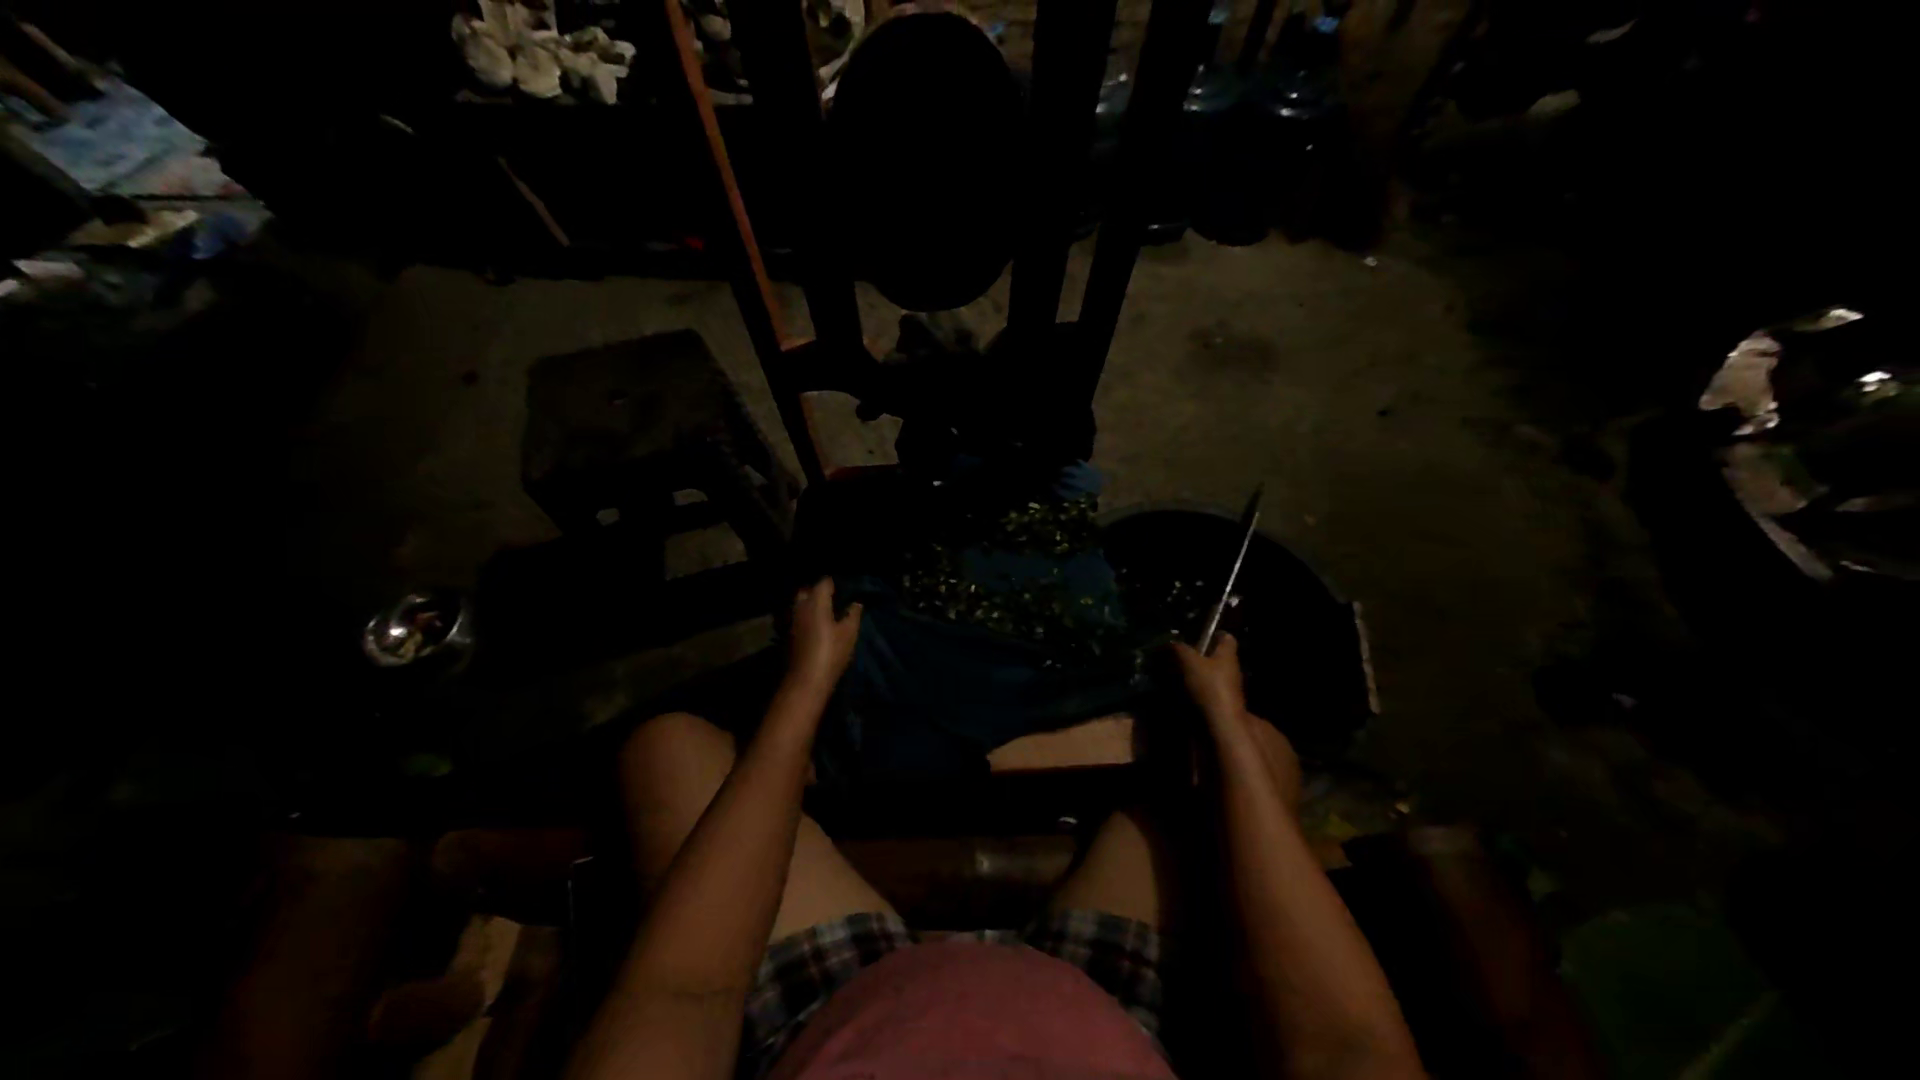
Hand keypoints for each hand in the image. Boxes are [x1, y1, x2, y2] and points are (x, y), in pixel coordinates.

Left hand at [785, 578, 862, 695]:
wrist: (807, 680)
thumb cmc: (831, 653)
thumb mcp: (849, 633)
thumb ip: (853, 614)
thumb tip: (855, 603)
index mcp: (816, 603)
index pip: (823, 583)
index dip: (833, 584)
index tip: (843, 588)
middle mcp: (800, 608)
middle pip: (806, 591)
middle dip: (817, 591)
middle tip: (832, 599)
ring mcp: (792, 621)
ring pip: (799, 605)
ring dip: (810, 605)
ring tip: (825, 612)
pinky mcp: (788, 635)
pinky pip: (796, 617)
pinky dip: (805, 617)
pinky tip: (816, 626)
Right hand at [1171, 633, 1247, 723]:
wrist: (1222, 720)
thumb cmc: (1209, 685)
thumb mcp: (1190, 662)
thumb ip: (1181, 649)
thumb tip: (1172, 641)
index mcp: (1228, 654)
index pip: (1226, 637)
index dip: (1214, 633)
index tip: (1198, 634)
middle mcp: (1232, 667)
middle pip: (1218, 655)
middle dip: (1201, 653)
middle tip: (1181, 653)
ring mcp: (1229, 685)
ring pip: (1213, 671)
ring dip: (1198, 670)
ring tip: (1178, 670)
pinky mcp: (1223, 700)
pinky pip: (1210, 687)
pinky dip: (1198, 685)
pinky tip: (1184, 687)